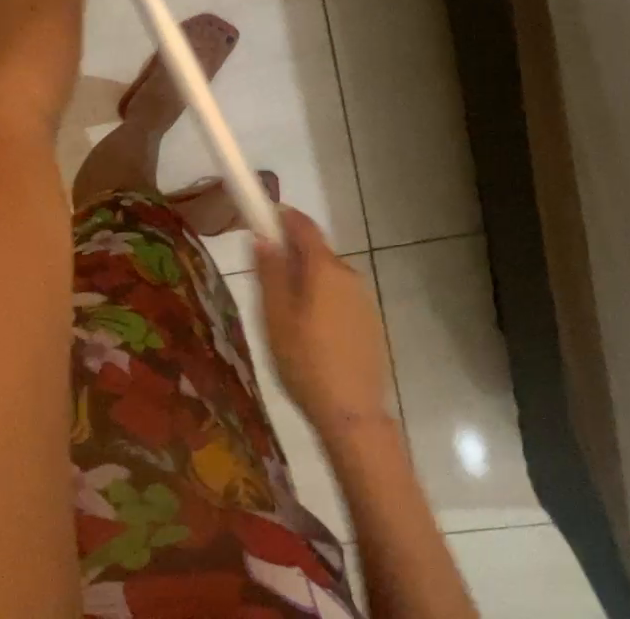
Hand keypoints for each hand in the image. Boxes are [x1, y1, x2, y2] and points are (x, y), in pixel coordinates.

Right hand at [254, 207, 395, 436]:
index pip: (303, 225)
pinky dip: (322, 303)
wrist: (352, 413)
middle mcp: (349, 275)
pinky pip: (340, 298)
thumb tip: (263, 235)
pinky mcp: (371, 322)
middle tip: (264, 285)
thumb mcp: (274, 317)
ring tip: (286, 320)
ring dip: (306, 283)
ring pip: (327, 277)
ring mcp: (364, 299)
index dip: (281, 216)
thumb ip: (269, 272)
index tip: (259, 219)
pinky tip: (311, 337)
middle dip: (290, 257)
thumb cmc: (304, 362)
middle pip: (315, 252)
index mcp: (324, 269)